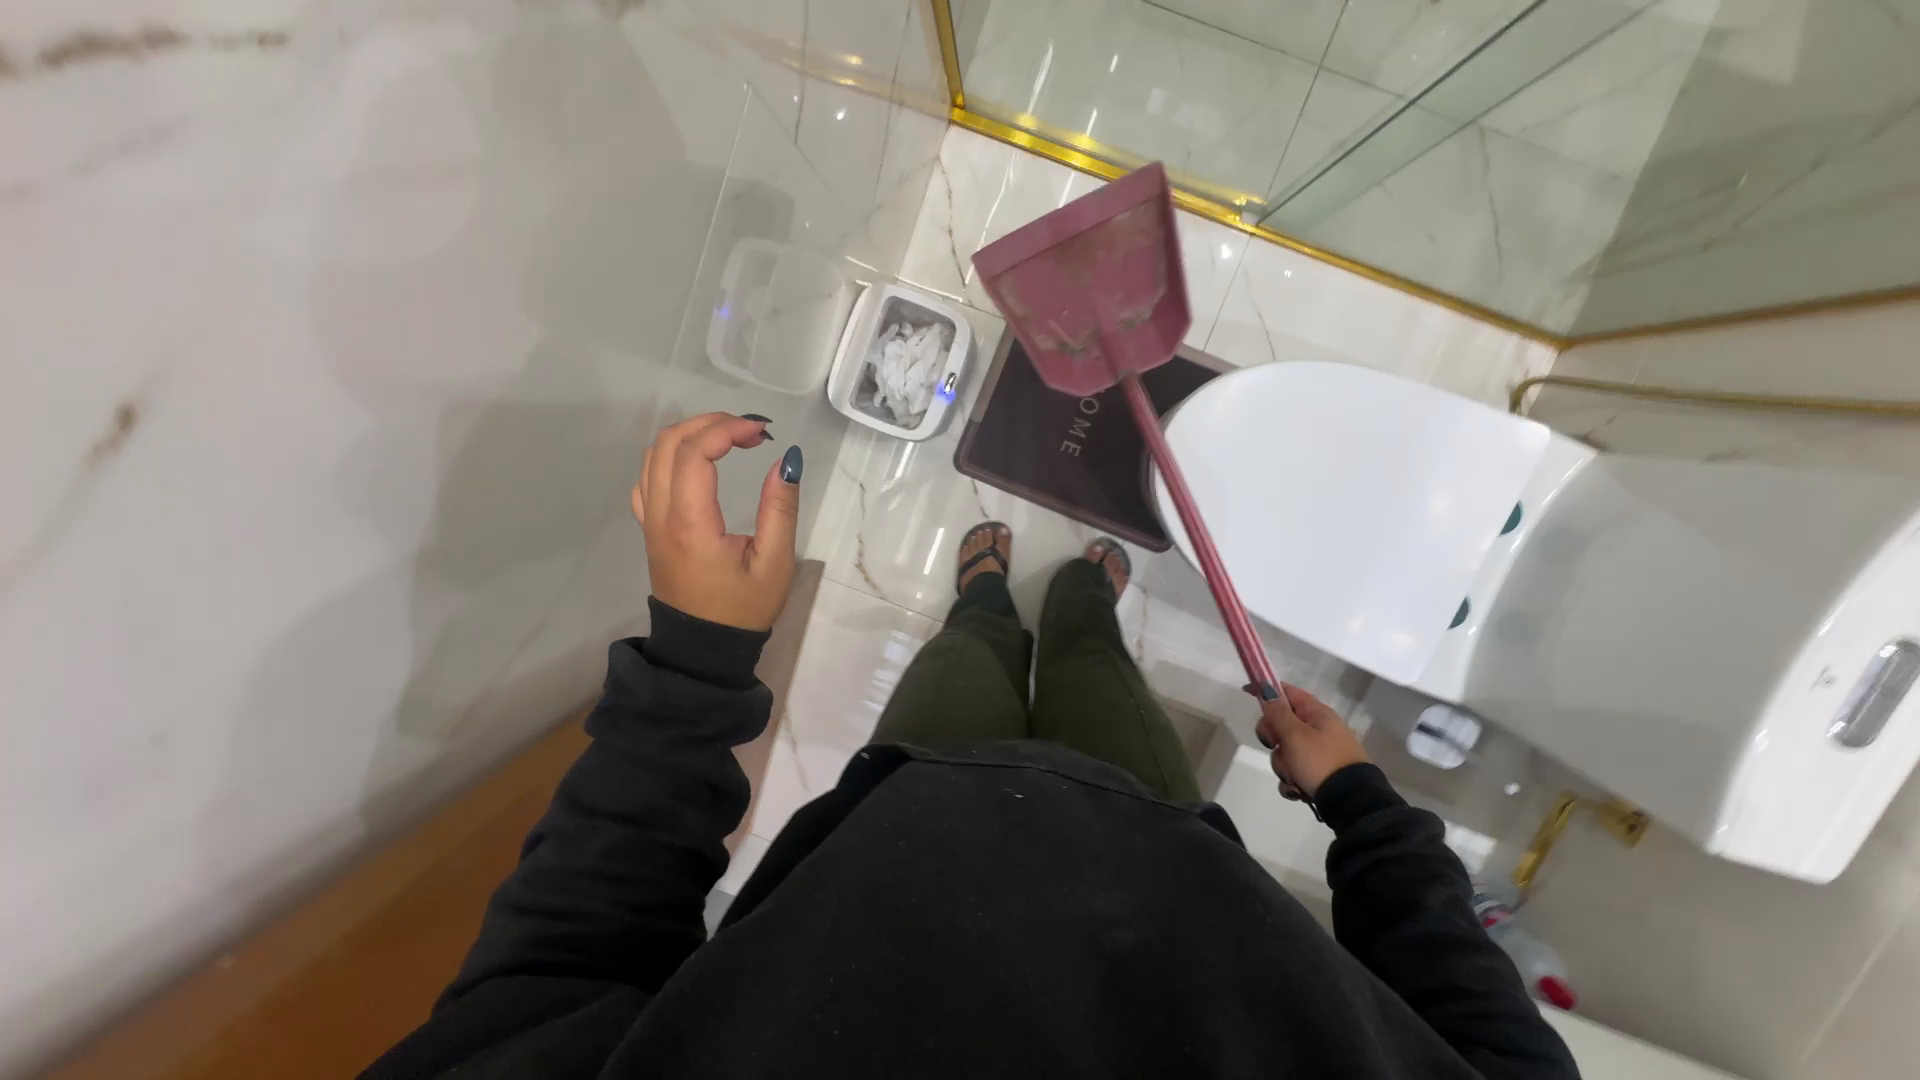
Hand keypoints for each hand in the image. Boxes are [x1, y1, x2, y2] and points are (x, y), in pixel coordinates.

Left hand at [632, 413, 797, 630]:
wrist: (703, 647)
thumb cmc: (743, 608)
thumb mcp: (774, 562)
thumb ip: (780, 508)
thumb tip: (786, 459)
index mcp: (690, 524)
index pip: (695, 454)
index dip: (727, 430)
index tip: (762, 432)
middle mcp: (661, 516)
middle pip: (668, 444)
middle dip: (710, 423)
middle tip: (750, 430)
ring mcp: (649, 521)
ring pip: (653, 455)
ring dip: (690, 435)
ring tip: (730, 439)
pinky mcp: (650, 528)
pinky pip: (648, 476)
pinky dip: (672, 455)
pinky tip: (700, 463)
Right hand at [1255, 683, 1368, 798]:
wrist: (1351, 802)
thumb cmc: (1321, 762)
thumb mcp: (1295, 735)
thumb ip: (1278, 714)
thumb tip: (1269, 696)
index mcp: (1317, 714)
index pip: (1288, 692)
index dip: (1267, 690)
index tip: (1246, 692)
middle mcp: (1318, 730)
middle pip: (1282, 724)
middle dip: (1274, 739)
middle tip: (1274, 745)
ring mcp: (1319, 753)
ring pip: (1285, 751)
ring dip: (1283, 765)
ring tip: (1294, 776)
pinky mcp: (1318, 773)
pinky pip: (1294, 771)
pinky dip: (1292, 780)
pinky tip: (1298, 789)